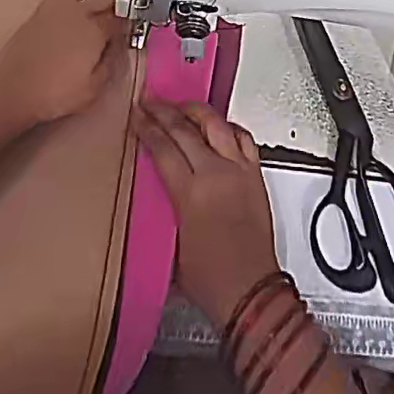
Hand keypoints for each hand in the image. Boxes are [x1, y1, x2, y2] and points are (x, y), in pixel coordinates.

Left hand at [0, 0, 125, 127]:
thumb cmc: (56, 94)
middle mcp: (80, 13)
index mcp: (96, 31)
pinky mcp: (42, 9)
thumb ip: (111, 63)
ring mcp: (59, 7)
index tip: (131, 25)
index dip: (129, 20)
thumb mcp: (94, 88)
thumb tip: (118, 45)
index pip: (121, 17)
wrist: (13, 90)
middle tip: (124, 6)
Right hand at [134, 101, 280, 324]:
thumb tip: (154, 184)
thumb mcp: (170, 241)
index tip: (138, 115)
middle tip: (152, 102)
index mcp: (190, 193)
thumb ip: (162, 206)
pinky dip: (229, 127)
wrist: (248, 291)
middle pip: (186, 129)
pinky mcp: (255, 176)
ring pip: (216, 125)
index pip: (163, 146)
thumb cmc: (210, 278)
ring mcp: (238, 172)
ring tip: (182, 106)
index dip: (147, 127)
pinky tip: (219, 125)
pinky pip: (244, 139)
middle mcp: (216, 175)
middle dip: (165, 111)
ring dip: (196, 111)